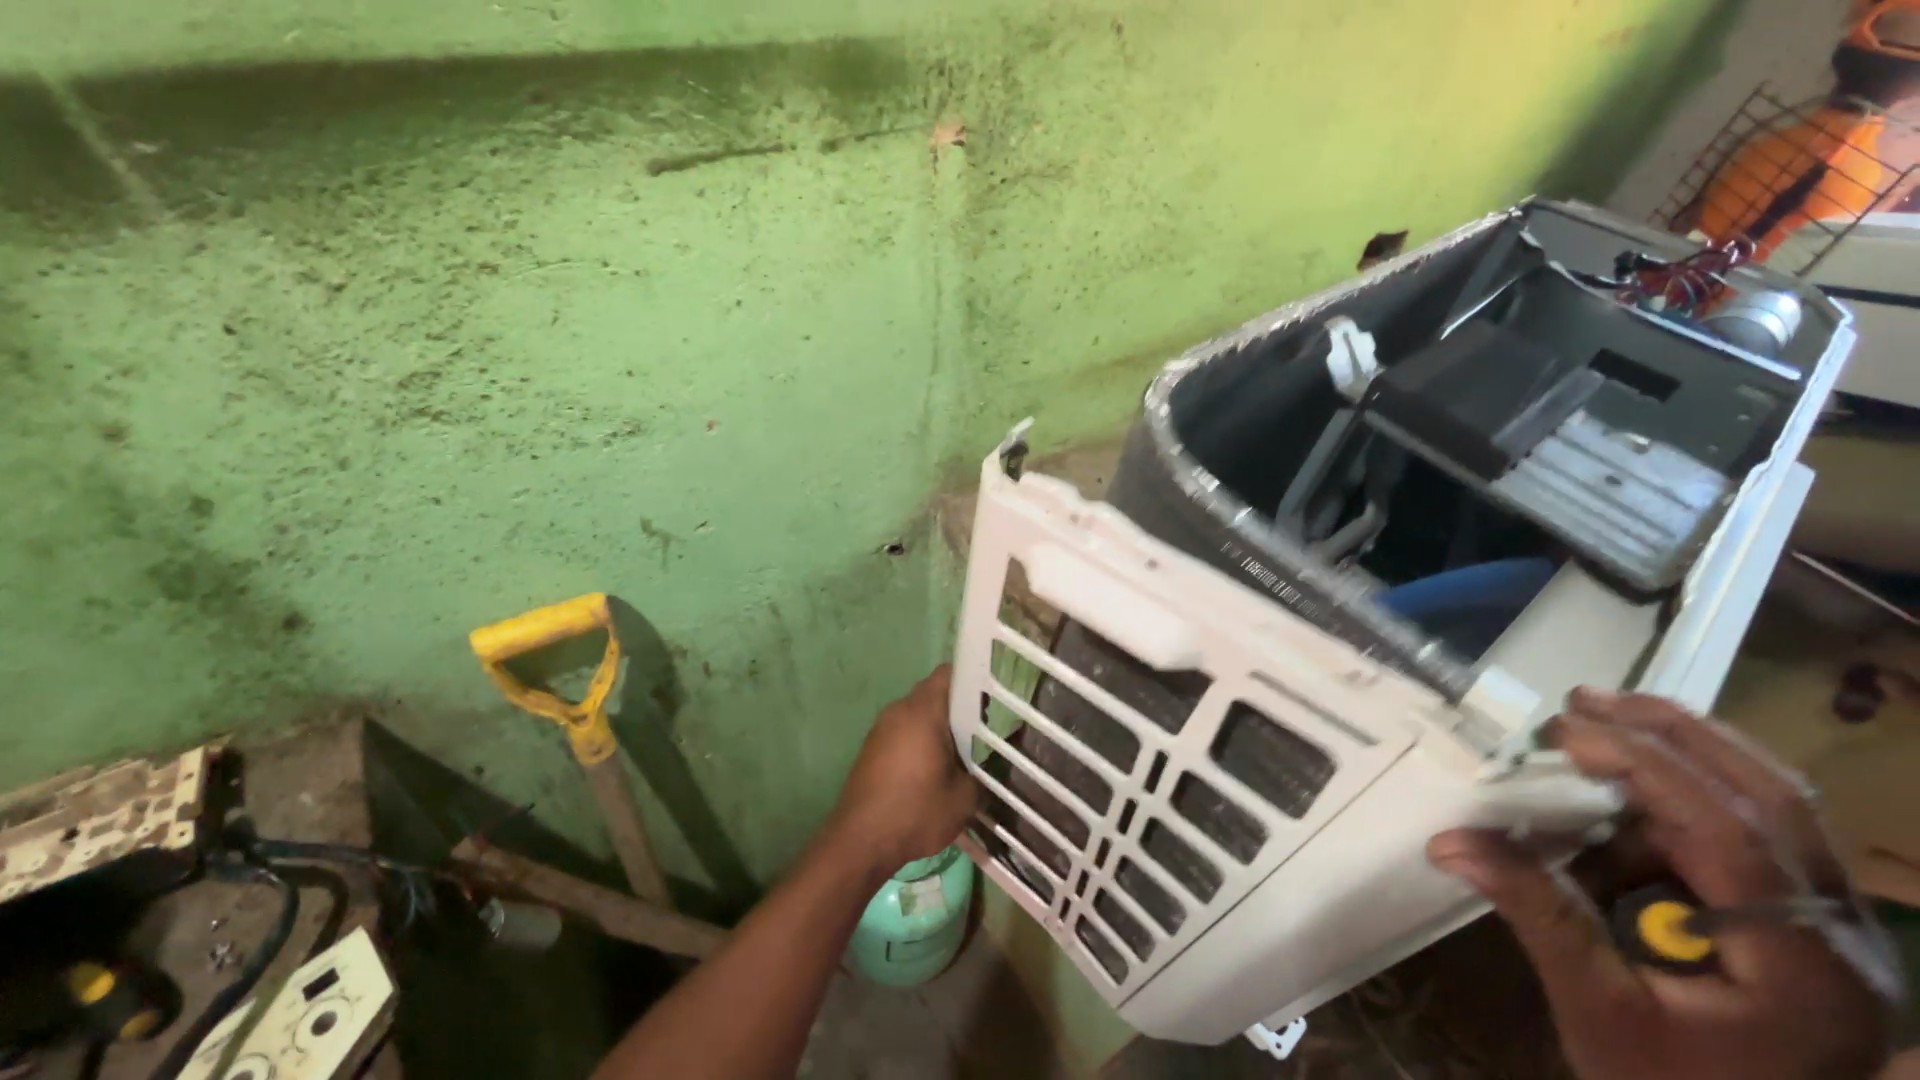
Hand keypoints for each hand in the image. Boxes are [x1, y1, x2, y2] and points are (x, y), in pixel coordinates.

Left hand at [823, 665, 978, 879]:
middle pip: (935, 692)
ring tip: (963, 753)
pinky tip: (935, 769)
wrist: (860, 842)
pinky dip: (921, 741)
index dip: (974, 680)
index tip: (993, 701)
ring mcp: (881, 728)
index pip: (951, 673)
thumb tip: (989, 762)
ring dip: (940, 727)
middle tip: (984, 732)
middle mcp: (899, 710)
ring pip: (919, 713)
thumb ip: (984, 771)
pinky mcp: (872, 748)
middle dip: (960, 708)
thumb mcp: (965, 797)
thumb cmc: (916, 812)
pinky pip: (904, 731)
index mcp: (923, 711)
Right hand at [1428, 688, 1905, 1079]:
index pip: (1732, 834)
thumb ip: (1539, 916)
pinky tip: (1615, 816)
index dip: (1647, 768)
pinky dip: (1678, 808)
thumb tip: (1449, 841)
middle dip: (1673, 736)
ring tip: (1595, 734)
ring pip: (1768, 808)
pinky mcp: (1807, 923)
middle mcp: (1841, 932)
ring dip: (1679, 760)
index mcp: (1804, 966)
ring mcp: (1835, 926)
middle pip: (1770, 800)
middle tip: (1585, 700)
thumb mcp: (1599, 1011)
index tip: (1566, 731)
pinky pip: (1749, 836)